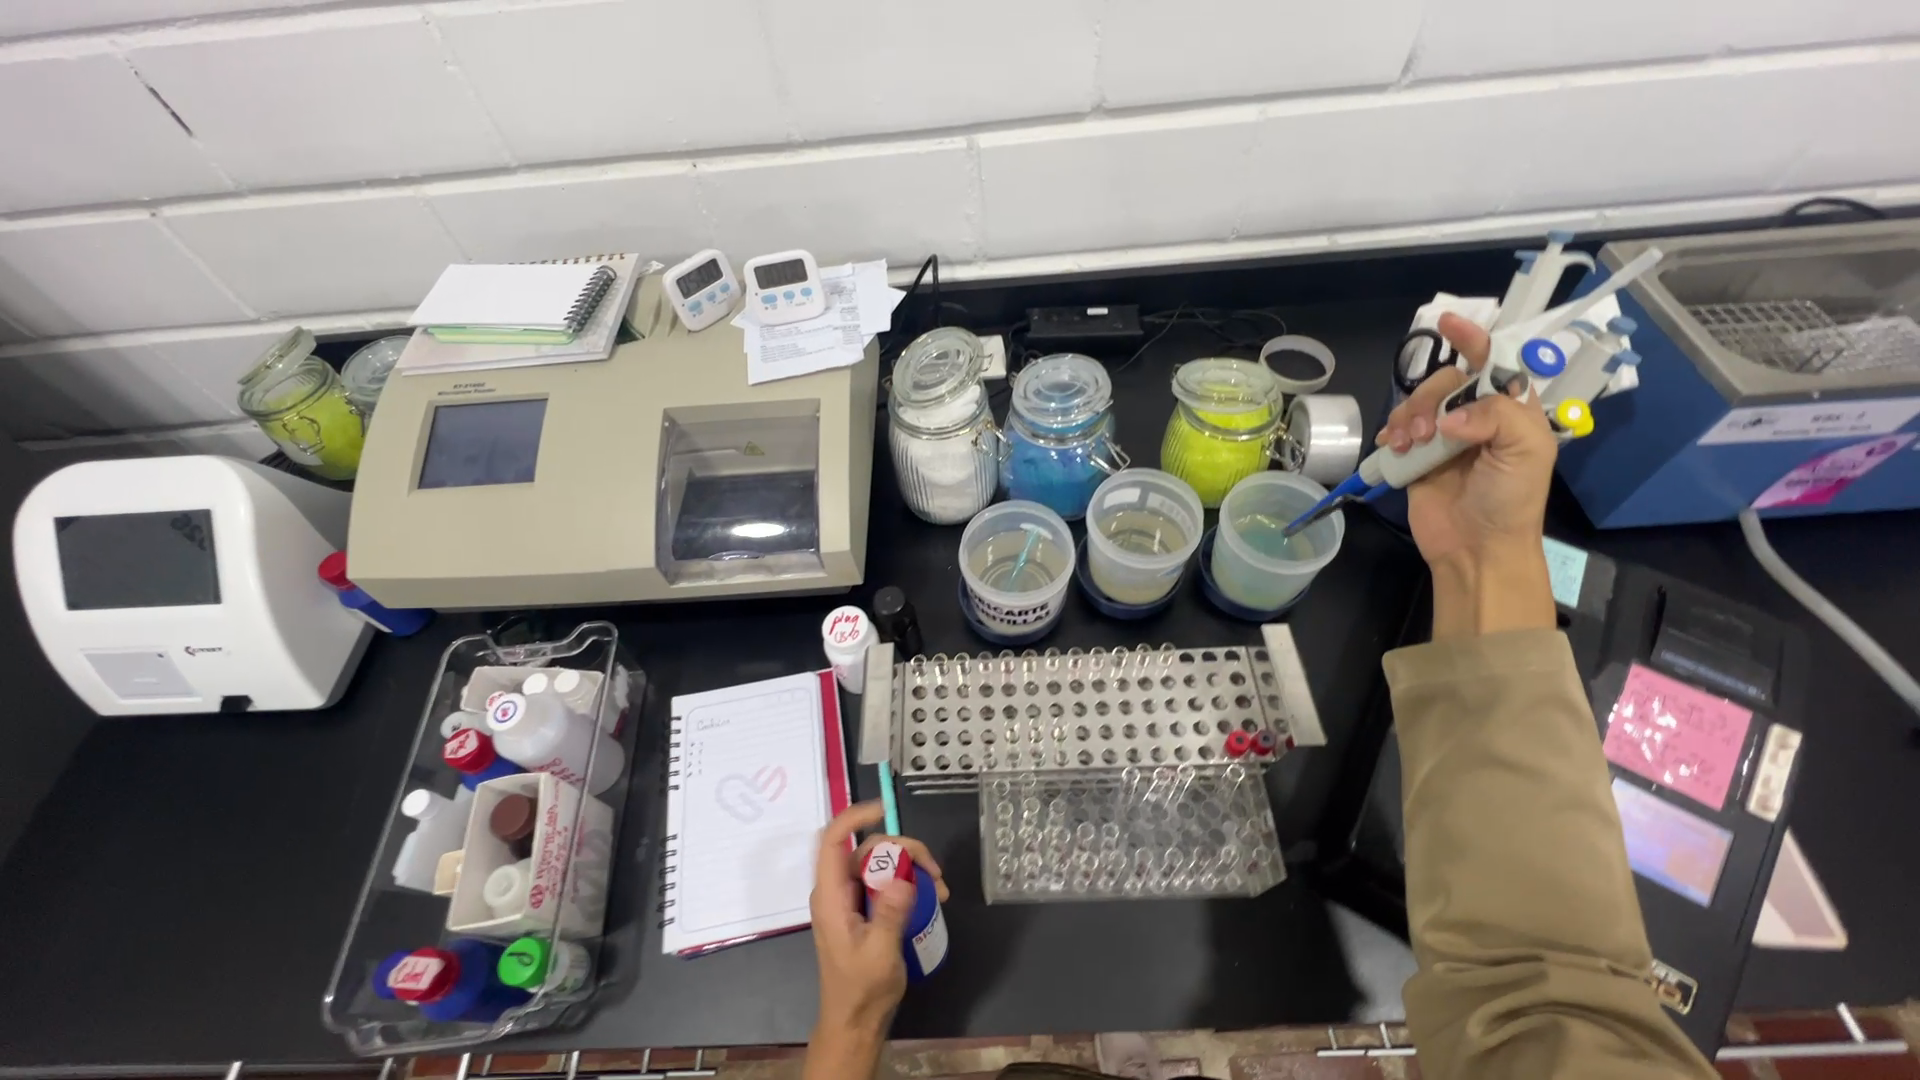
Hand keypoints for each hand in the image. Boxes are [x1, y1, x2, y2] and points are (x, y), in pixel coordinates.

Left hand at [809, 802, 949, 1034]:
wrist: (856, 1023)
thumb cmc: (862, 990)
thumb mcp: (879, 953)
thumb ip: (890, 913)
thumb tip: (902, 876)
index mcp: (831, 895)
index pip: (833, 840)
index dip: (855, 817)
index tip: (885, 811)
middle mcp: (838, 889)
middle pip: (867, 848)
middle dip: (903, 849)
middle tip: (935, 871)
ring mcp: (851, 898)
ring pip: (880, 862)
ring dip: (911, 865)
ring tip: (940, 886)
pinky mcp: (864, 908)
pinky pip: (885, 880)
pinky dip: (909, 881)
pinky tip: (933, 896)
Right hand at [1379, 313, 1556, 637]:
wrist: (1476, 547)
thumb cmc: (1511, 499)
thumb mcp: (1526, 450)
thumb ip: (1496, 416)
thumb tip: (1447, 419)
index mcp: (1510, 411)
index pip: (1494, 363)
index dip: (1474, 341)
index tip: (1450, 324)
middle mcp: (1475, 419)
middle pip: (1446, 383)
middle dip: (1431, 398)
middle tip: (1428, 430)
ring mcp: (1442, 438)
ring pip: (1417, 405)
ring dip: (1408, 418)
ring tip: (1408, 446)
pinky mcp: (1414, 458)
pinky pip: (1395, 431)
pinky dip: (1390, 433)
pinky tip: (1392, 447)